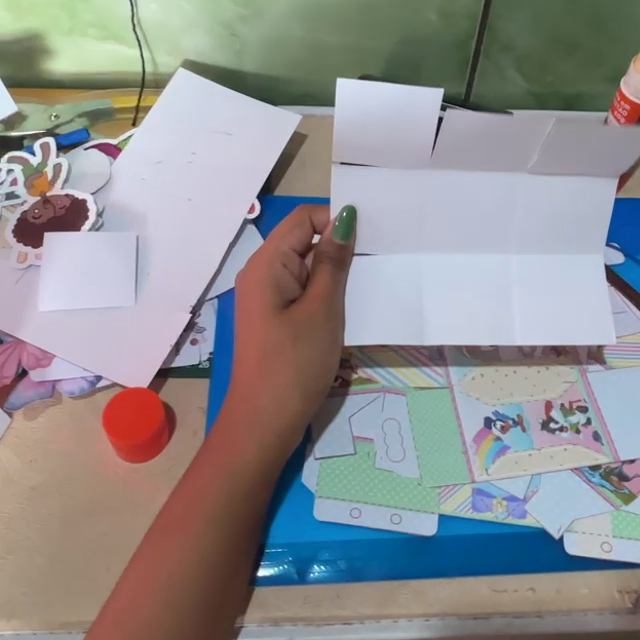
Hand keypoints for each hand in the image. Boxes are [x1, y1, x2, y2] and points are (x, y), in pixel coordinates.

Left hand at [217, 204, 355, 452]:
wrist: (265, 421)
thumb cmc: (295, 363)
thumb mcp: (323, 308)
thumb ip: (333, 261)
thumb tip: (345, 218)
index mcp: (267, 263)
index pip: (303, 218)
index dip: (335, 218)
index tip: (371, 236)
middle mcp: (262, 273)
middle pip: (303, 239)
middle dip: (338, 245)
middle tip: (378, 259)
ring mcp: (266, 296)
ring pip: (305, 266)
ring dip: (334, 271)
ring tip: (368, 282)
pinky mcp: (274, 317)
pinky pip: (302, 289)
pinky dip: (325, 291)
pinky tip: (348, 306)